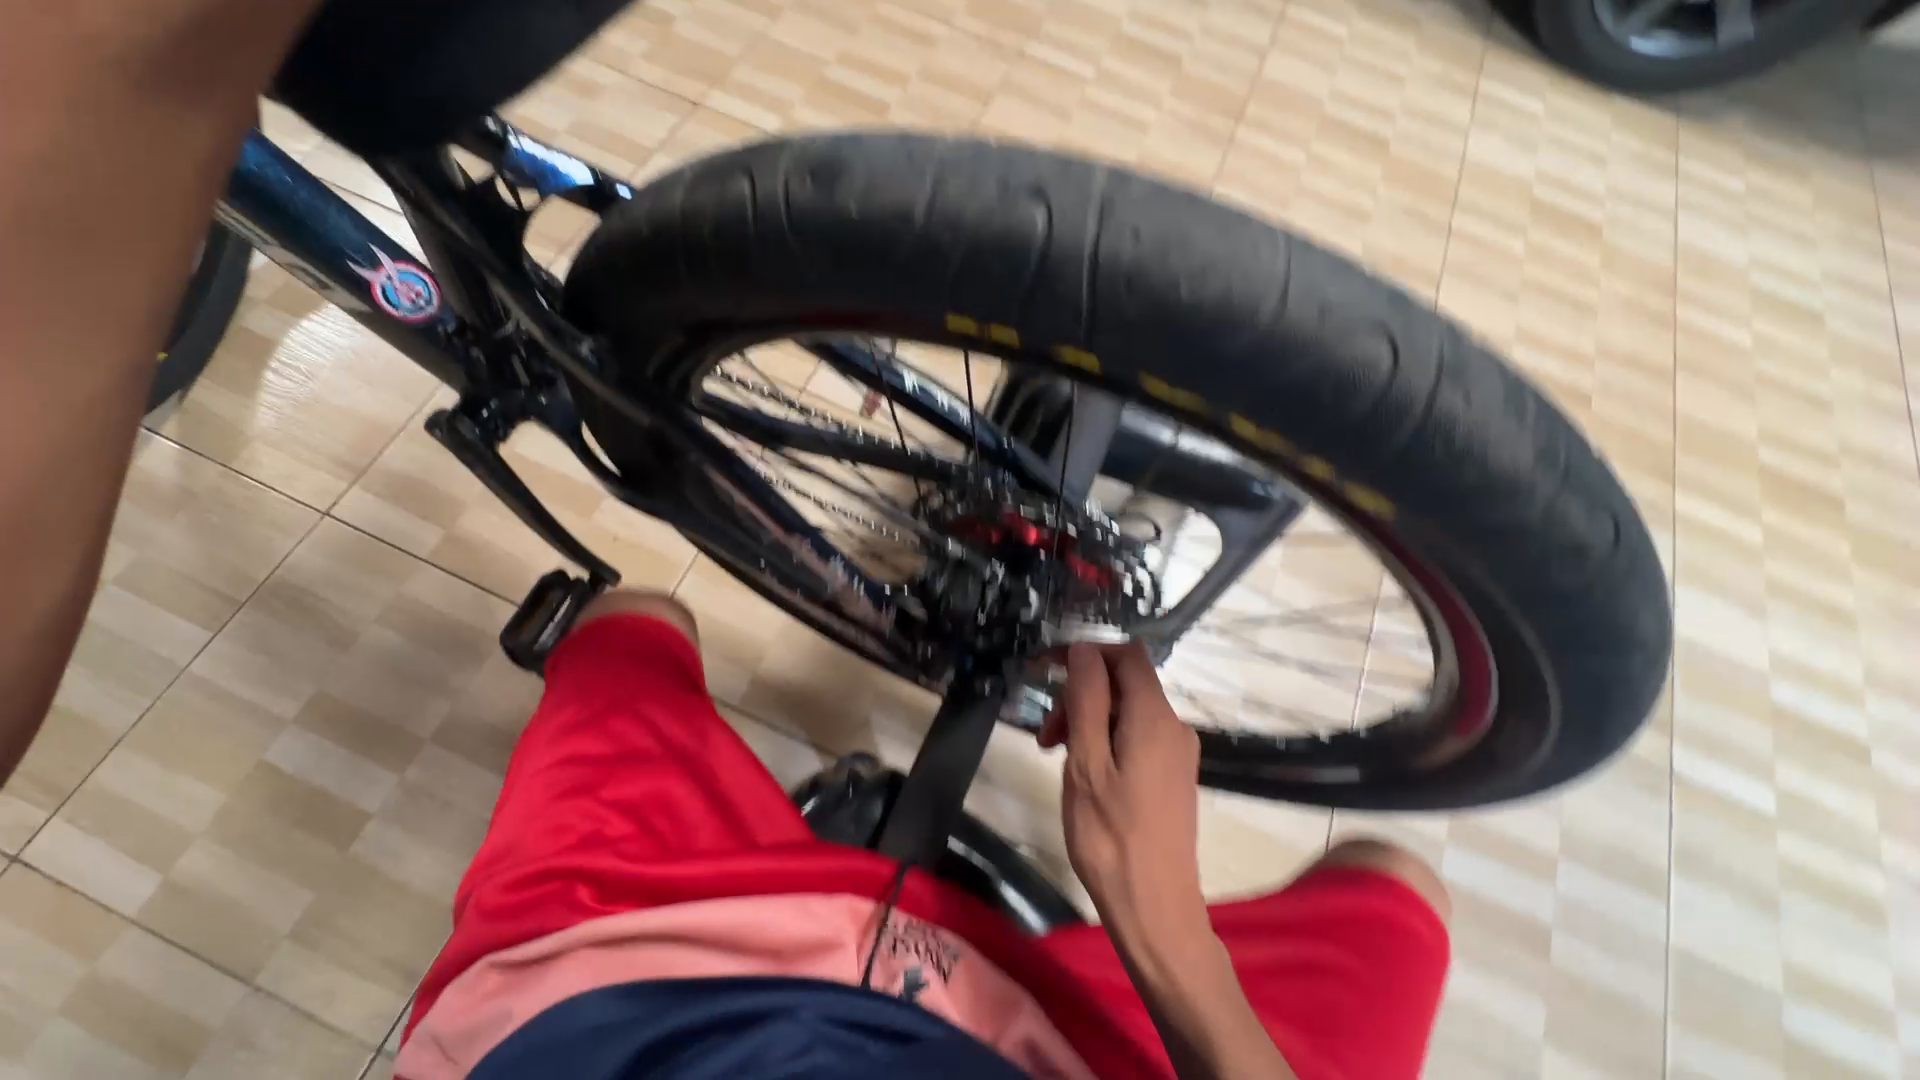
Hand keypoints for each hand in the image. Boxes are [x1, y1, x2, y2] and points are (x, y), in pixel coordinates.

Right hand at [1039, 643, 1204, 925]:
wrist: (1154, 907)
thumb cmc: (1110, 836)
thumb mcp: (1086, 762)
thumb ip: (1087, 700)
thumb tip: (1084, 649)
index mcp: (1155, 717)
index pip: (1126, 654)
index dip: (1086, 653)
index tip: (1045, 671)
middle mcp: (1174, 727)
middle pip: (1124, 683)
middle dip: (1080, 695)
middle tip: (1045, 737)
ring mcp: (1177, 753)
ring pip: (1127, 713)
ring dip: (1088, 721)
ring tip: (1057, 759)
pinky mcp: (1172, 777)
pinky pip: (1136, 738)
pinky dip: (1105, 742)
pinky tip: (1084, 774)